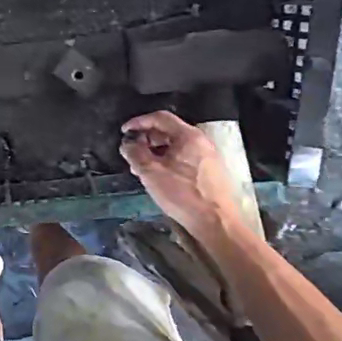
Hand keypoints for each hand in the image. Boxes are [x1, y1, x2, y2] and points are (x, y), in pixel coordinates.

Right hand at [119, 111, 242, 239]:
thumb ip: (135, 154)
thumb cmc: (183, 195)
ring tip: (142, 167)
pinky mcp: (209, 170)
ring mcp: (207, 155)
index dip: (139, 122)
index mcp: (188, 136)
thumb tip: (127, 144)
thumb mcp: (151, 173)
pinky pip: (184, 157)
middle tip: (132, 151)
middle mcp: (201, 141)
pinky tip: (159, 176)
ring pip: (176, 145)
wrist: (217, 222)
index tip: (124, 131)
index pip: (160, 118)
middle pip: (169, 130)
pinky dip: (168, 160)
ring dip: (156, 151)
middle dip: (146, 138)